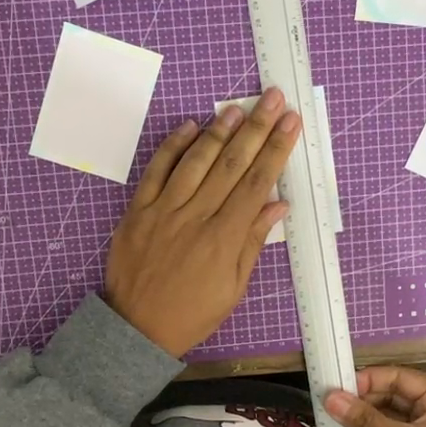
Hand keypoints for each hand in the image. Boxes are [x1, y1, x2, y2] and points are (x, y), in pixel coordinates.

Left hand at [105, 90, 300, 357]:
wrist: (136, 328)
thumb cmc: (192, 312)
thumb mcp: (233, 288)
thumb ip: (253, 242)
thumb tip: (277, 204)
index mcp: (224, 238)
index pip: (256, 183)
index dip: (275, 150)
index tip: (290, 123)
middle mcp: (196, 217)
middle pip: (230, 164)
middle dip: (255, 129)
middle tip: (271, 99)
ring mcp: (163, 210)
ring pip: (195, 161)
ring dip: (217, 131)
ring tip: (237, 107)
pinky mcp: (137, 210)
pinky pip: (155, 170)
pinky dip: (172, 147)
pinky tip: (189, 126)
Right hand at [325, 368, 425, 426]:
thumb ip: (364, 420)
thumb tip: (328, 396)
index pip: (400, 376)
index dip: (367, 379)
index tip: (335, 387)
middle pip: (394, 393)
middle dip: (363, 398)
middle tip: (328, 404)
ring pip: (391, 413)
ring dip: (365, 416)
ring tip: (333, 418)